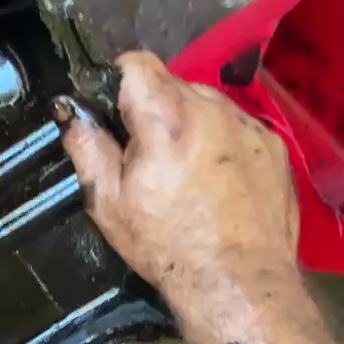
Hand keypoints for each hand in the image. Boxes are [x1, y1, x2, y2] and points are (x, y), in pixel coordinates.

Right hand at [60, 52, 299, 307]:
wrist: (238, 280)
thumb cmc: (165, 243)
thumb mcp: (106, 199)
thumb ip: (86, 145)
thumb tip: (69, 110)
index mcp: (167, 119)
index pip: (138, 63)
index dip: (118, 80)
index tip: (112, 112)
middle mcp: (213, 110)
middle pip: (171, 83)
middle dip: (151, 109)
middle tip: (141, 155)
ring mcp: (249, 126)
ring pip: (204, 102)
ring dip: (186, 123)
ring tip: (180, 170)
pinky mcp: (273, 146)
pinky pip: (234, 125)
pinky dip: (217, 140)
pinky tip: (212, 180)